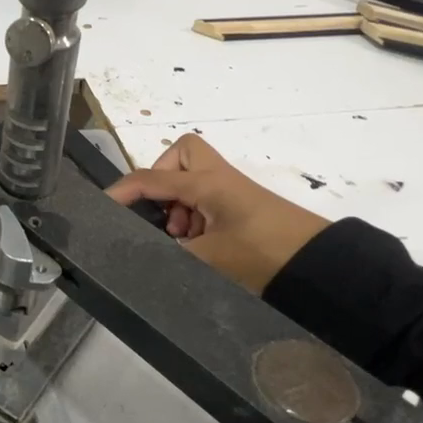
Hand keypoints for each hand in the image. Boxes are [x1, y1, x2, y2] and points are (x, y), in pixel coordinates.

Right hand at [106, 133, 328, 292]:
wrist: (321, 266)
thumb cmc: (264, 254)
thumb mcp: (209, 259)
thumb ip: (169, 254)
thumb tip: (138, 257)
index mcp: (206, 183)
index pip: (150, 178)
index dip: (121, 191)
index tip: (101, 208)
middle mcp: (217, 179)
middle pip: (178, 155)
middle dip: (160, 179)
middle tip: (161, 212)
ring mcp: (232, 192)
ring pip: (191, 179)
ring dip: (178, 203)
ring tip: (183, 237)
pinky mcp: (243, 208)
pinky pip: (205, 200)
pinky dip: (195, 216)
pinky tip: (200, 245)